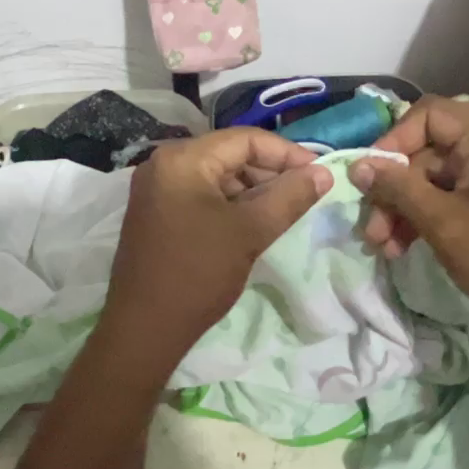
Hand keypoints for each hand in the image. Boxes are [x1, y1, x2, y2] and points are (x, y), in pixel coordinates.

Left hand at [101, 128, 331, 368]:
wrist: (144, 328)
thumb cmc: (198, 273)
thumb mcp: (250, 232)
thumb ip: (290, 197)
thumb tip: (324, 173)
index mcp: (181, 159)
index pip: (245, 139)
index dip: (287, 153)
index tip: (319, 173)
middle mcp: (163, 163)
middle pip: (229, 154)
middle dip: (270, 171)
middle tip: (305, 194)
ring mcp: (156, 188)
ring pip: (217, 175)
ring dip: (253, 188)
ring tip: (285, 210)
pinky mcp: (157, 212)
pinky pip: (201, 194)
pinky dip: (231, 203)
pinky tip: (255, 221)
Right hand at [349, 97, 468, 347]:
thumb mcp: (441, 222)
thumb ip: (397, 188)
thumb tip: (357, 166)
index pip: (429, 115)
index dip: (393, 142)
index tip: (369, 179)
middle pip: (429, 151)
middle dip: (395, 190)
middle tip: (372, 230)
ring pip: (438, 177)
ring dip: (407, 208)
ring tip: (385, 248)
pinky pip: (457, 193)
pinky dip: (431, 215)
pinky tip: (407, 246)